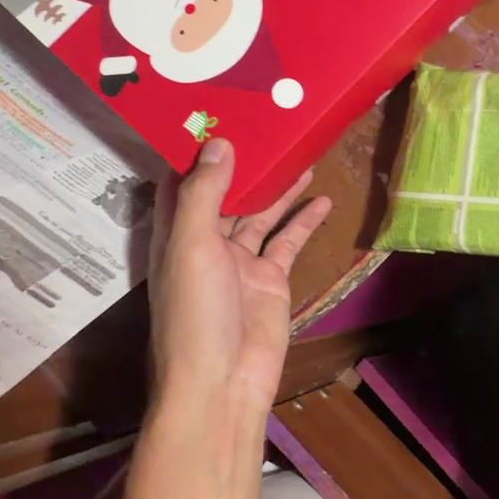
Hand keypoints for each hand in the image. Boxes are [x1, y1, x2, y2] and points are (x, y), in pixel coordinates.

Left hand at [147, 138, 331, 411]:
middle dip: (246, 165)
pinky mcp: (270, 278)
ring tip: (303, 156)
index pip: (180, 186)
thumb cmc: (196, 314)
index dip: (193, 154)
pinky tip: (323, 200)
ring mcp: (240, 263)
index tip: (214, 118)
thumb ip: (207, 195)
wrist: (223, 381)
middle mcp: (205, 245)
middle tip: (272, 128)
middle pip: (226, 196)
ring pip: (261, 214)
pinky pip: (288, 240)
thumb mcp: (194, 248)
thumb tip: (219, 142)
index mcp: (175, 237)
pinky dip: (304, 220)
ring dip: (280, 188)